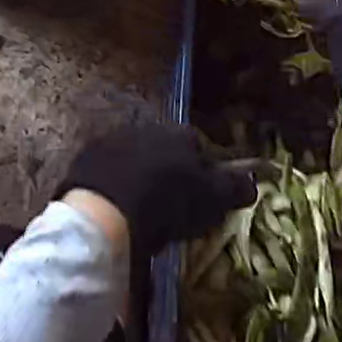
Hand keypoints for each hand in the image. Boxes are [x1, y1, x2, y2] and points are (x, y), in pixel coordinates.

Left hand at [60, 124, 256, 255]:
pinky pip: (108, 171)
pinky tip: (114, 210)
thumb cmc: (167, 204)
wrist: (105, 213)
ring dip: (141, 177)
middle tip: (171, 208)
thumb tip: (254, 183)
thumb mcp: (211, 199)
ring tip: (141, 212)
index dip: (204, 174)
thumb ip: (234, 188)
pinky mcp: (87, 157)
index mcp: (182, 134)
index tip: (202, 199)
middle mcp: (150, 128)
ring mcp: (116, 140)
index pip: (201, 148)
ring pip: (137, 158)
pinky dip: (114, 185)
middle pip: (167, 151)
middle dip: (171, 173)